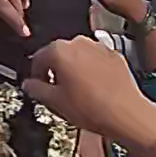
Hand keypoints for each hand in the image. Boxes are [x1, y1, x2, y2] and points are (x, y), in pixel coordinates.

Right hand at [25, 36, 155, 150]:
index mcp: (60, 50)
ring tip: (77, 93)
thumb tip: (30, 84)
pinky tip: (94, 89)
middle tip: (57, 91)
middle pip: (59, 54)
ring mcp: (99, 47)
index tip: (37, 85)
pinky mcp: (114, 55)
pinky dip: (92, 70)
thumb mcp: (54, 102)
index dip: (36, 74)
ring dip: (74, 69)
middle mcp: (79, 43)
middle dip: (56, 71)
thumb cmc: (92, 108)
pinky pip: (96, 60)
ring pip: (78, 56)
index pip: (38, 58)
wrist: (126, 113)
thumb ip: (36, 89)